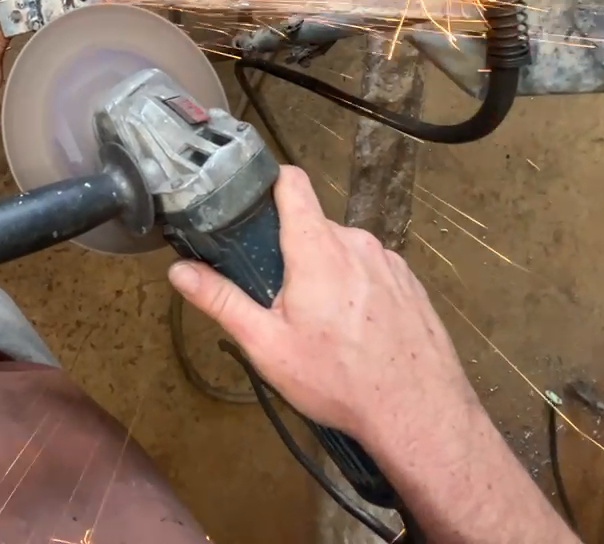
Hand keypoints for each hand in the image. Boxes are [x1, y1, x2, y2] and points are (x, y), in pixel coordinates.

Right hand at [167, 168, 479, 454]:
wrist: (425, 421)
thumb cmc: (340, 380)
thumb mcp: (267, 345)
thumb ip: (220, 300)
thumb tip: (178, 270)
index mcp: (317, 247)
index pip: (292, 181)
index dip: (268, 181)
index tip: (248, 202)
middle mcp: (356, 242)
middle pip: (311, 223)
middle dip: (290, 247)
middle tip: (277, 291)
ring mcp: (389, 262)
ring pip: (341, 248)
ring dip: (324, 268)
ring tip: (318, 317)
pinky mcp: (412, 284)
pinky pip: (370, 268)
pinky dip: (356, 285)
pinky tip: (355, 327)